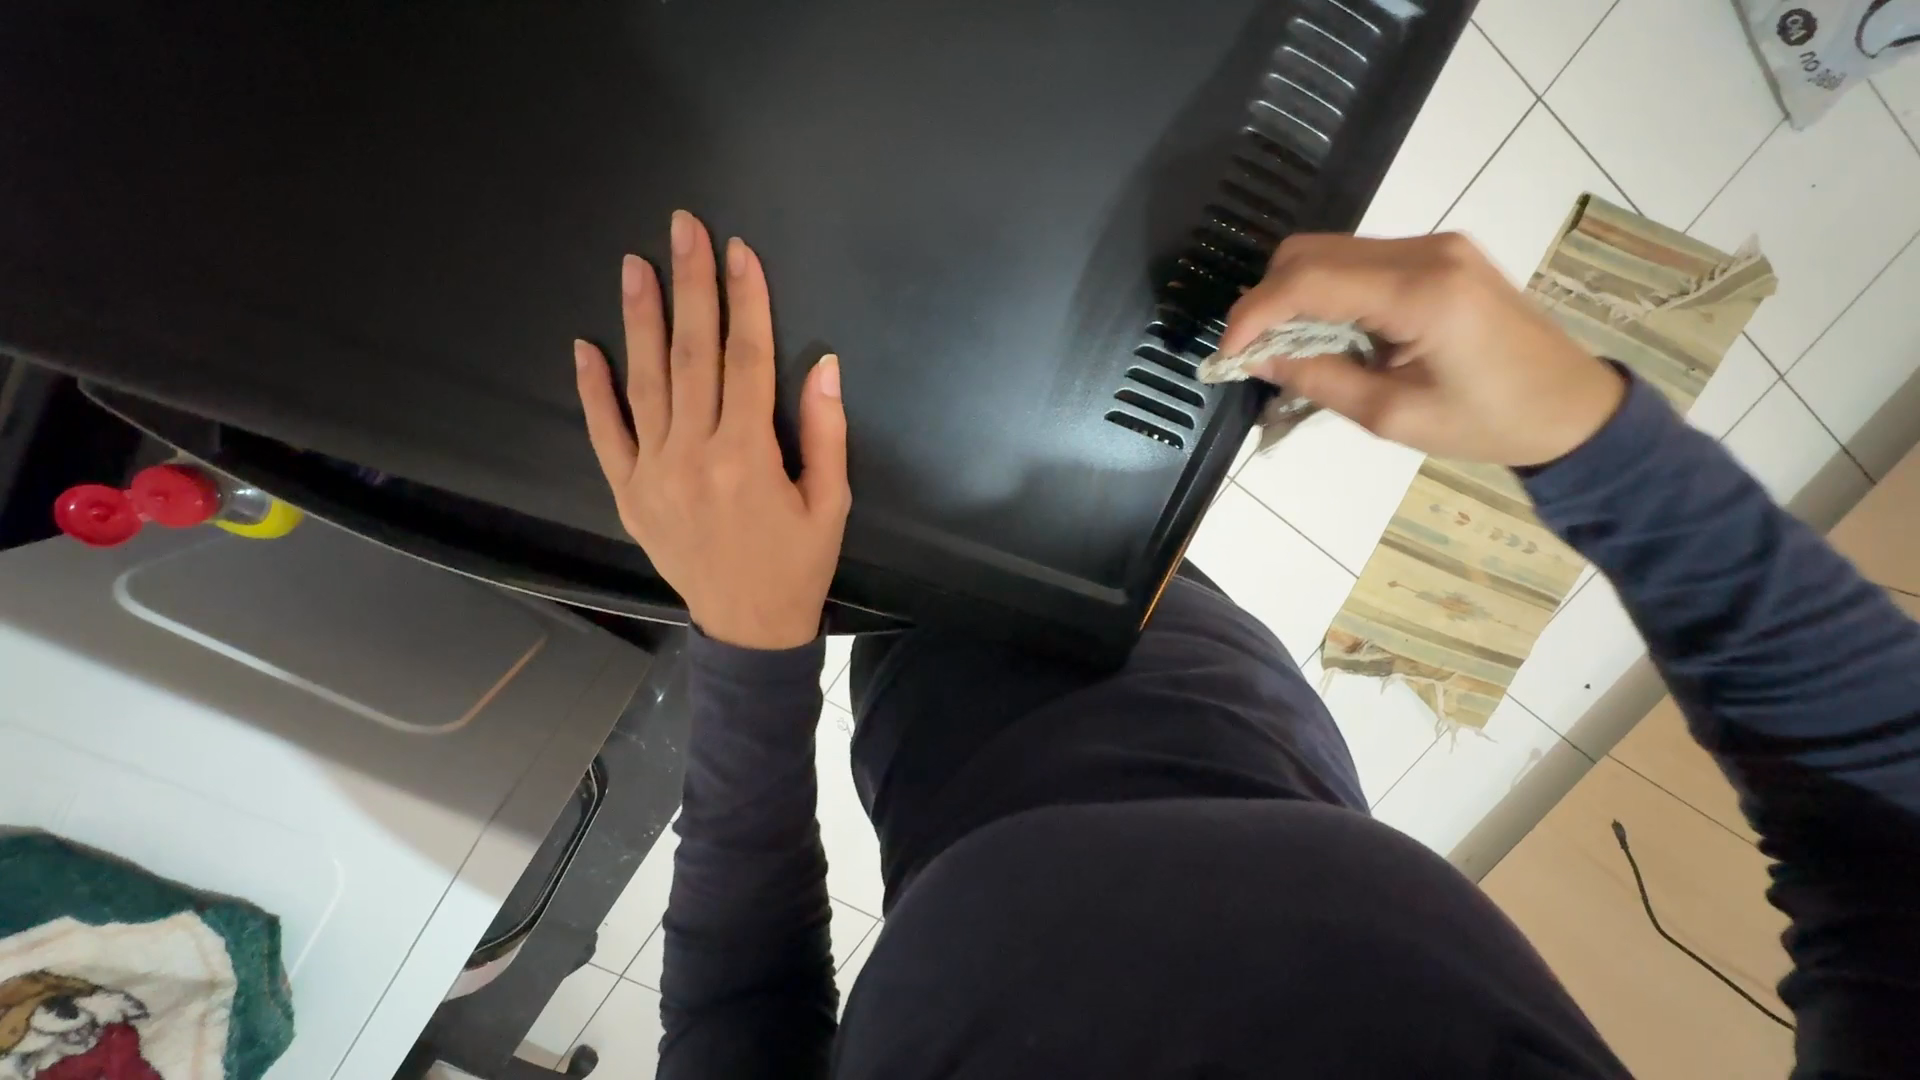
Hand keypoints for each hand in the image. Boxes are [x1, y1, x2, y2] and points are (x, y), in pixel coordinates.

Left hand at [575, 210, 850, 649]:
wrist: (748, 629)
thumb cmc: (798, 565)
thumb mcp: (832, 503)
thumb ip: (827, 432)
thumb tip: (825, 364)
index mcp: (748, 456)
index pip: (747, 359)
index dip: (746, 301)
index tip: (739, 250)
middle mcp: (693, 455)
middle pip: (692, 355)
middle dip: (691, 286)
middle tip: (683, 228)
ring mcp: (652, 473)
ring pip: (645, 381)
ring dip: (641, 319)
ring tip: (637, 265)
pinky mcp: (628, 492)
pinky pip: (606, 432)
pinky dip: (594, 389)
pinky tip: (586, 346)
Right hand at [1218, 233, 1626, 466]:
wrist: (1571, 406)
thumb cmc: (1486, 423)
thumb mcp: (1391, 416)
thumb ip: (1319, 379)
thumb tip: (1258, 357)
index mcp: (1421, 293)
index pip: (1308, 280)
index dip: (1253, 313)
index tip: (1228, 354)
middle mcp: (1426, 251)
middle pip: (1310, 252)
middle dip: (1265, 301)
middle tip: (1254, 353)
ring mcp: (1434, 246)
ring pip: (1327, 251)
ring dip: (1291, 296)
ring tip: (1285, 347)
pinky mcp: (1436, 254)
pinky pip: (1355, 261)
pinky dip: (1322, 292)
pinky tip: (1324, 332)